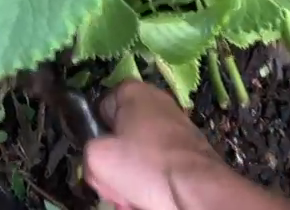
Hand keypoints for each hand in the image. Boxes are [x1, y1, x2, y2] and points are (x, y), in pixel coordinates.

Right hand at [84, 82, 289, 209]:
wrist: (203, 194)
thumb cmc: (146, 165)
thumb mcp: (98, 159)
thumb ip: (86, 155)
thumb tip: (98, 164)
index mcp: (131, 90)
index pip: (100, 113)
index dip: (98, 141)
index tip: (104, 163)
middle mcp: (156, 101)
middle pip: (123, 139)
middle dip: (119, 168)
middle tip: (121, 189)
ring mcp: (178, 127)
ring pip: (143, 158)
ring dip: (137, 181)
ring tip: (139, 201)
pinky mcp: (194, 153)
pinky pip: (164, 169)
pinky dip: (158, 186)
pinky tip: (157, 201)